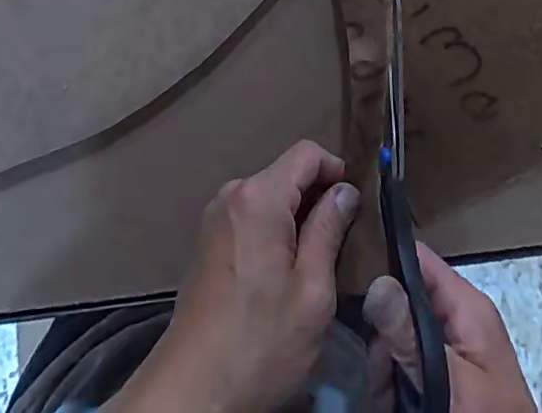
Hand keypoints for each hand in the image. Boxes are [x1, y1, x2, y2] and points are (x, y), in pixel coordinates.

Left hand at [110, 140, 360, 412]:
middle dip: (317, 197)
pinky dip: (274, 230)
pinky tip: (281, 271)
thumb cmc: (259, 342)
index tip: (353, 206)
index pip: (307, 152)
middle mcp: (232, 195)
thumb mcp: (312, 290)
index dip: (336, 170)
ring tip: (313, 260)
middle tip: (339, 241)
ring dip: (296, 217)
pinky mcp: (207, 242)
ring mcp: (214, 218)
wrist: (188, 395)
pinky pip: (251, 216)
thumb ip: (330, 230)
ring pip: (270, 196)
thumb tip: (345, 191)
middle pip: (287, 173)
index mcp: (258, 197)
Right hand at [363, 243, 536, 412]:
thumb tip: (377, 280)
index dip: (386, 261)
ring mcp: (452, 345)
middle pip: (405, 300)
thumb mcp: (447, 381)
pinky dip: (395, 380)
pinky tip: (392, 400)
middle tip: (378, 368)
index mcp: (468, 305)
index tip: (354, 280)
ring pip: (401, 334)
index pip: (421, 259)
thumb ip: (411, 335)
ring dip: (386, 364)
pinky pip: (409, 360)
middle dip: (384, 334)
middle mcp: (459, 316)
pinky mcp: (445, 371)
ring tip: (387, 394)